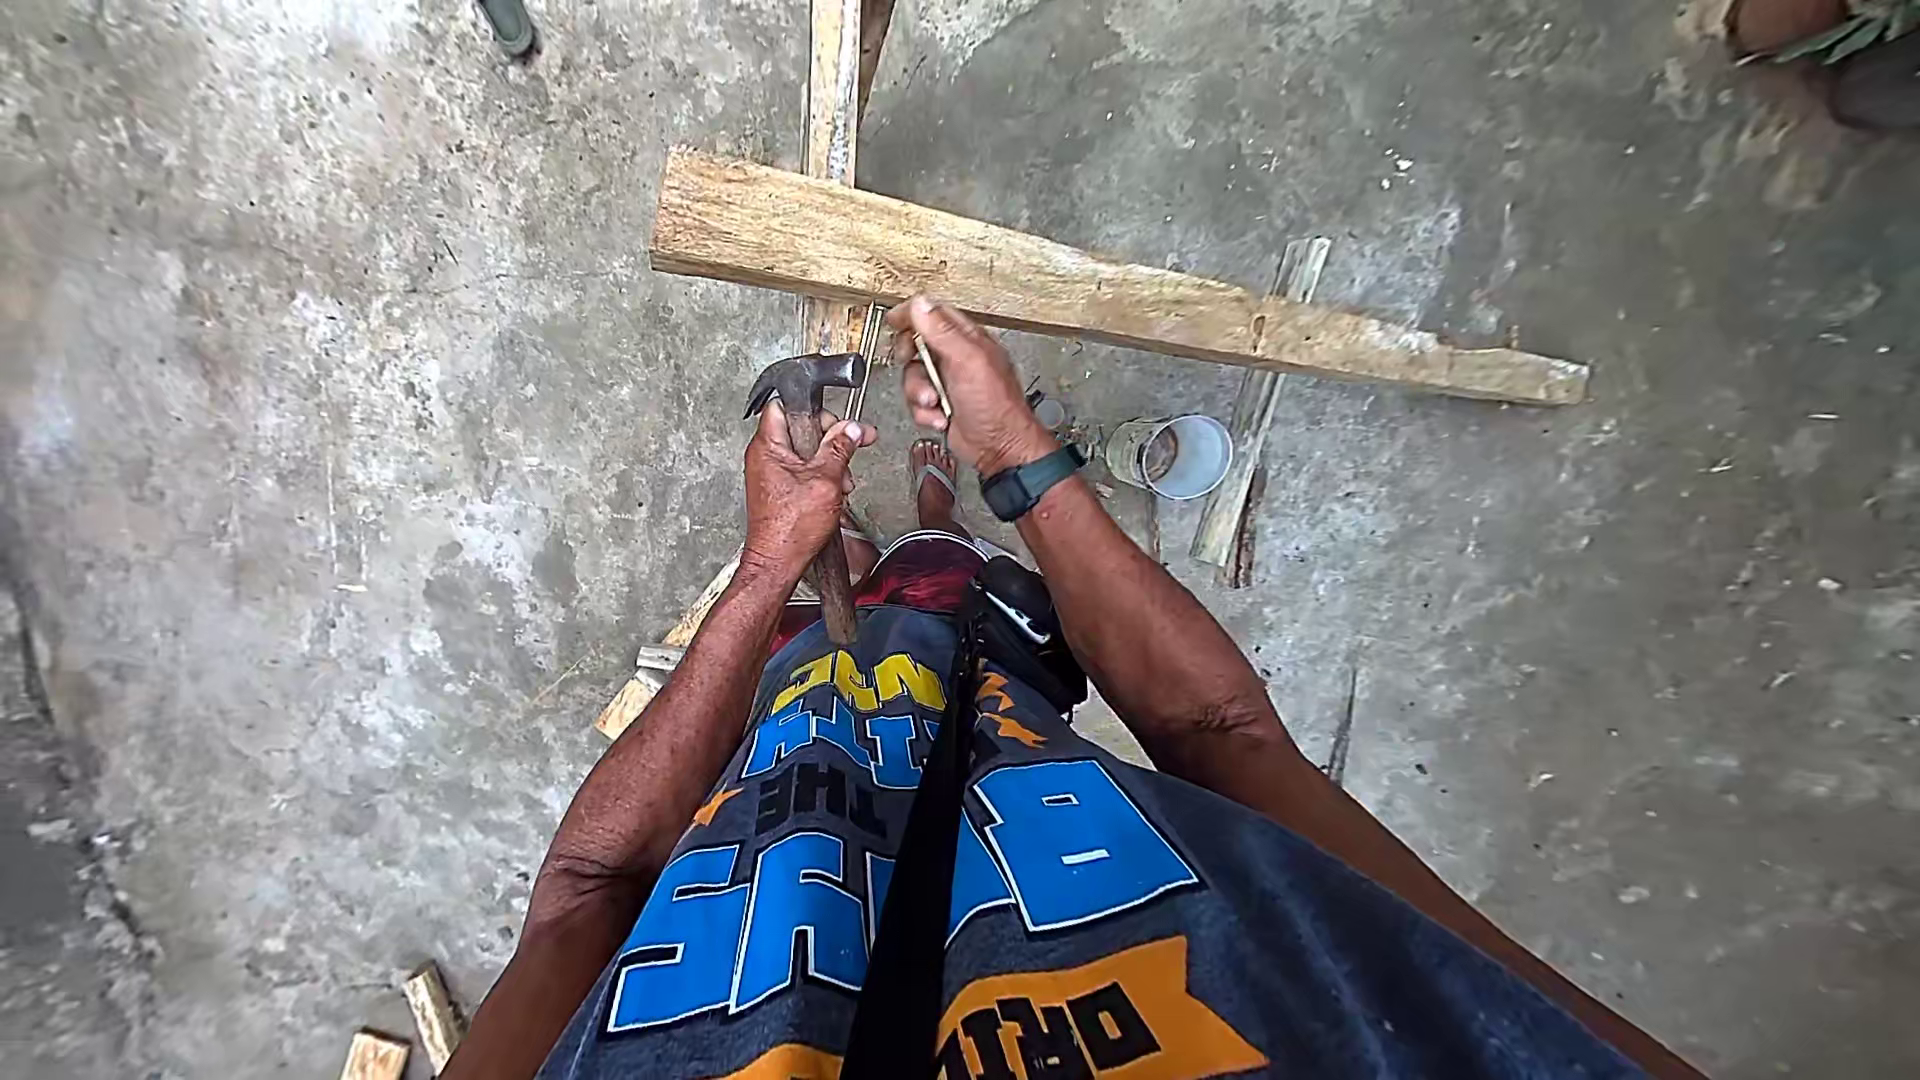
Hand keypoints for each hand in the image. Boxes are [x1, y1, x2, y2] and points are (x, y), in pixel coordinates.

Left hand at [741, 401, 875, 583]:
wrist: (780, 561)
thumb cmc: (791, 528)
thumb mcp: (825, 480)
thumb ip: (839, 448)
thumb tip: (851, 429)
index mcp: (768, 446)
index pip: (785, 405)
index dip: (813, 409)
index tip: (835, 420)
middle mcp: (765, 456)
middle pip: (801, 427)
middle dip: (830, 440)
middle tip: (847, 451)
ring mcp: (771, 472)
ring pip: (806, 451)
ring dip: (830, 462)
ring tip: (840, 482)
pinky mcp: (779, 488)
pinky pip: (804, 470)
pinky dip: (822, 477)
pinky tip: (833, 492)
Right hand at [888, 295, 1055, 475]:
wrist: (999, 448)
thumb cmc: (996, 407)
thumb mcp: (968, 361)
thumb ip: (943, 331)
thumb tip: (921, 304)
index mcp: (968, 340)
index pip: (934, 314)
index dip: (911, 315)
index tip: (894, 321)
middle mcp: (957, 358)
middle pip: (916, 346)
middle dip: (910, 360)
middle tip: (912, 365)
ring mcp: (947, 382)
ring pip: (913, 377)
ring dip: (919, 393)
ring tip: (935, 403)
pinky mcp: (941, 405)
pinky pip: (917, 402)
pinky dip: (924, 413)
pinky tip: (941, 417)